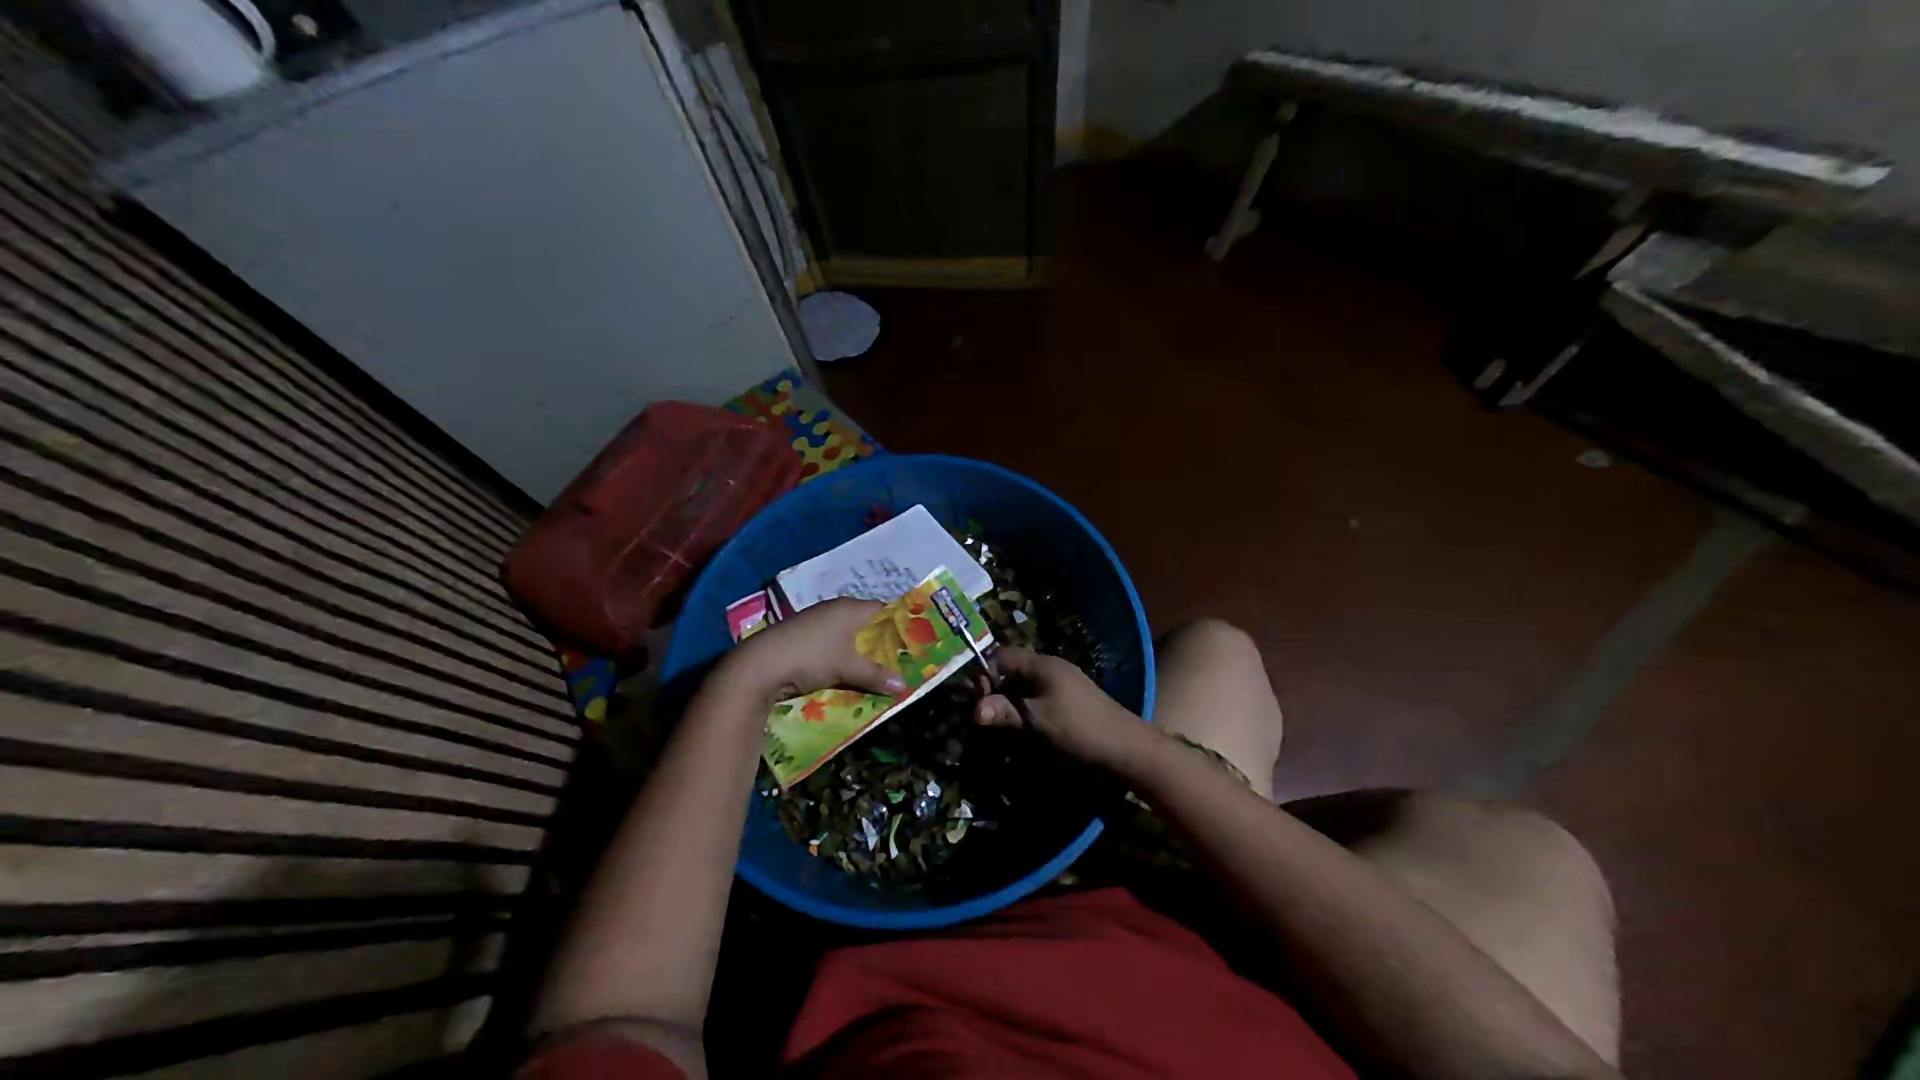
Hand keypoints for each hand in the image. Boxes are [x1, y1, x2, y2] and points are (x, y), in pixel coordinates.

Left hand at [712, 598, 907, 705]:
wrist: (759, 667)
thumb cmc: (810, 657)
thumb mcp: (847, 668)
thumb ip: (876, 675)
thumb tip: (905, 686)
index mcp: (848, 608)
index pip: (883, 610)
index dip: (899, 625)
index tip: (915, 642)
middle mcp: (833, 610)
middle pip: (866, 624)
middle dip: (882, 643)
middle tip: (901, 661)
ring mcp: (815, 624)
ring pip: (848, 637)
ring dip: (861, 653)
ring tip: (879, 671)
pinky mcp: (802, 639)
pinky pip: (832, 646)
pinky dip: (843, 658)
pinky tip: (849, 674)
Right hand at [973, 648, 1142, 764]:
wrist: (1124, 745)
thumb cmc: (1078, 727)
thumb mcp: (1037, 719)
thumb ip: (1005, 711)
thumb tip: (974, 710)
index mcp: (1042, 664)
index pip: (1002, 655)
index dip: (986, 673)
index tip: (980, 699)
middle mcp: (1051, 667)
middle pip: (1012, 670)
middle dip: (996, 690)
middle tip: (988, 715)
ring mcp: (1062, 682)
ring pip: (1024, 685)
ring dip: (1011, 701)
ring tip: (1003, 724)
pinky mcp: (1069, 699)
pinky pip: (1038, 696)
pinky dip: (1026, 708)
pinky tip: (1024, 727)